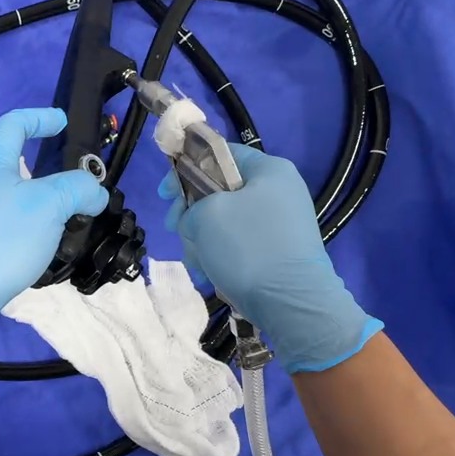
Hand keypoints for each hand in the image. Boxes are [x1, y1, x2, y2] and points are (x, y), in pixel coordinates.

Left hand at [0, 108, 109, 374]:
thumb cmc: (2, 240)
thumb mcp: (50, 205)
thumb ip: (78, 189)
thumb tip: (93, 192)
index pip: (12, 125)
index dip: (39, 118)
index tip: (60, 123)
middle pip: (2, 168)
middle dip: (34, 177)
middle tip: (62, 199)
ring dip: (19, 209)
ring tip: (44, 232)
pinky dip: (2, 234)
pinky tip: (14, 254)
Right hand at [160, 144, 379, 373]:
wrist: (289, 302)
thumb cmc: (247, 247)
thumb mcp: (206, 214)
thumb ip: (191, 203)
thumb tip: (196, 219)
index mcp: (269, 170)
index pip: (220, 154)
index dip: (185, 168)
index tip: (165, 194)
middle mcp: (278, 191)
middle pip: (217, 191)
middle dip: (191, 213)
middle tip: (176, 230)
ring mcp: (278, 224)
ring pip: (221, 223)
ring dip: (201, 240)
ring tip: (198, 260)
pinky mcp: (274, 252)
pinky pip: (234, 245)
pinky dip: (218, 257)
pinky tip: (211, 273)